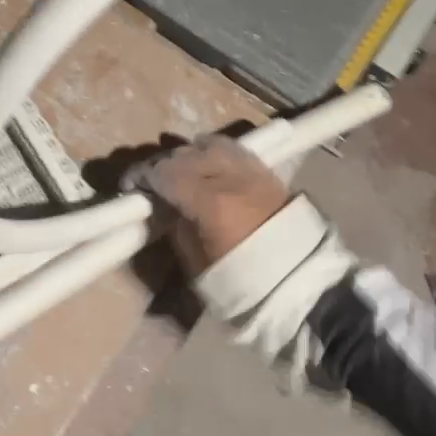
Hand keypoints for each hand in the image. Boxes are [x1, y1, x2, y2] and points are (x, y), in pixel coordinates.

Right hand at [124, 135, 292, 274]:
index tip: (131, 186)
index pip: (164, 173)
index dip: (141, 176)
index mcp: (210, 202)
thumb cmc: (245, 287)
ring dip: (189, 155)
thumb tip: (167, 207)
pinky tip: (209, 165)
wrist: (305, 291)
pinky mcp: (267, 172)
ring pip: (208, 144)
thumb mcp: (198, 266)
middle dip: (163, 166)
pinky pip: (233, 148)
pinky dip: (215, 152)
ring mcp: (251, 170)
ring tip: (183, 172)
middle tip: (154, 184)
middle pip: (183, 155)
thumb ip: (178, 229)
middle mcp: (229, 176)